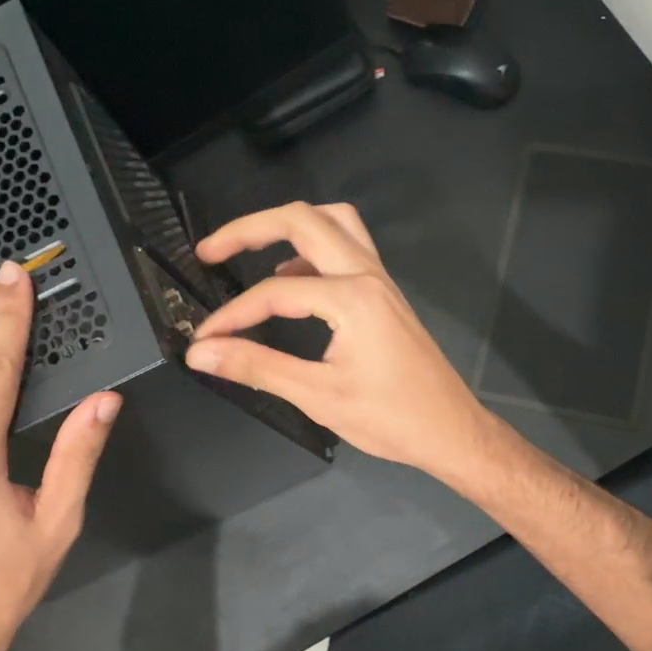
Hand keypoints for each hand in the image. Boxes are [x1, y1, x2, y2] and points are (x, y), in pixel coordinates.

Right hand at [183, 203, 494, 475]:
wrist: (451, 430)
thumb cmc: (390, 419)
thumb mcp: (318, 397)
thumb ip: (257, 368)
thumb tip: (201, 353)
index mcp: (351, 299)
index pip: (273, 293)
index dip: (231, 315)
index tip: (202, 339)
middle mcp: (367, 275)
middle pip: (303, 220)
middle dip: (249, 228)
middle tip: (209, 252)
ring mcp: (381, 280)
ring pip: (333, 222)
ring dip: (289, 227)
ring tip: (249, 252)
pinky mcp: (385, 293)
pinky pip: (347, 247)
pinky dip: (312, 250)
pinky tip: (291, 281)